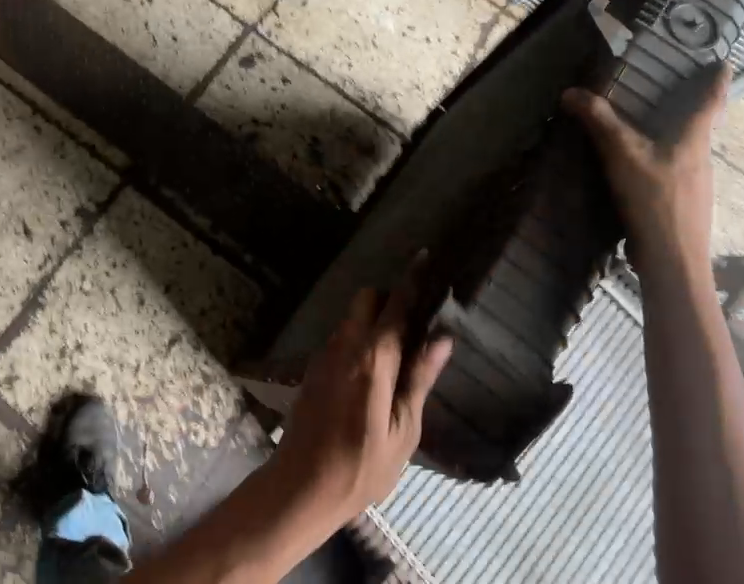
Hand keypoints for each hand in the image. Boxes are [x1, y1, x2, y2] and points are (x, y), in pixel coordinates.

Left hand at [268, 282, 452, 529]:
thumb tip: (441, 339)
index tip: (423, 256)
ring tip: (399, 353)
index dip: (411, 280)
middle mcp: (344, 346)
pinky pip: (341, 338)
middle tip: (415, 326)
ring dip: (373, 321)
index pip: (395, 306)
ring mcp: (324, 355)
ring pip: (351, 318)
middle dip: (389, 300)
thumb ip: (419, 379)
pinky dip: (359, 339)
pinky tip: (373, 371)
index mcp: (372, 359)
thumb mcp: (403, 430)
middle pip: (366, 299)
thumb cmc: (361, 466)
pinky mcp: (313, 369)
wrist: (302, 486)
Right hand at [561, 65, 728, 271]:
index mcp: (693, 139)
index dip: (716, 80)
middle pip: (701, 125)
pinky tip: (640, 169)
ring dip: (674, 135)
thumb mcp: (622, 155)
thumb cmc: (655, 199)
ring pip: (687, 149)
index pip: (711, 101)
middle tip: (672, 88)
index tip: (723, 62)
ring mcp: (696, 184)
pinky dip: (662, 159)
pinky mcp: (684, 205)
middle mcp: (701, 158)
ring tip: (649, 125)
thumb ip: (599, 122)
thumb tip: (572, 92)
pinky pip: (675, 170)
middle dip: (690, 106)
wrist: (674, 260)